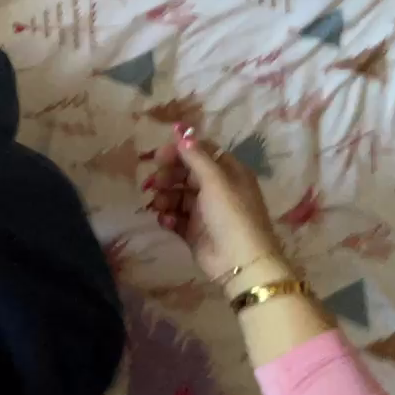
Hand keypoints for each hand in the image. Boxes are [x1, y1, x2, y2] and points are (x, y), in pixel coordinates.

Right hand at [145, 126, 284, 283]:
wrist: (240, 263)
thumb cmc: (231, 215)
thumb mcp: (216, 180)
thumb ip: (196, 156)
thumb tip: (182, 132)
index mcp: (229, 172)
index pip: (201, 153)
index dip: (180, 152)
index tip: (159, 156)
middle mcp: (217, 189)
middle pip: (186, 174)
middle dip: (168, 176)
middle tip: (154, 183)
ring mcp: (205, 211)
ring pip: (177, 196)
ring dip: (165, 197)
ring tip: (159, 205)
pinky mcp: (194, 231)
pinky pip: (176, 217)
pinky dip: (168, 217)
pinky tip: (166, 221)